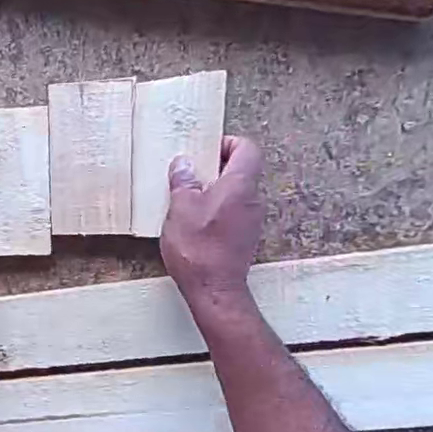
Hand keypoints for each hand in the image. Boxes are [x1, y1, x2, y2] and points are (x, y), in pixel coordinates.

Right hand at [160, 136, 265, 303]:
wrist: (213, 288)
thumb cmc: (198, 248)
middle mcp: (252, 199)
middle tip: (190, 174)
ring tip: (187, 200)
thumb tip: (183, 164)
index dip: (227, 143)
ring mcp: (251, 220)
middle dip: (215, 168)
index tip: (205, 148)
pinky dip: (216, 210)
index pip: (246, 148)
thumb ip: (183, 182)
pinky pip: (232, 213)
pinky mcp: (244, 237)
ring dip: (214, 191)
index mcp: (239, 185)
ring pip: (236, 193)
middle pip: (241, 170)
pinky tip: (195, 223)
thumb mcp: (180, 208)